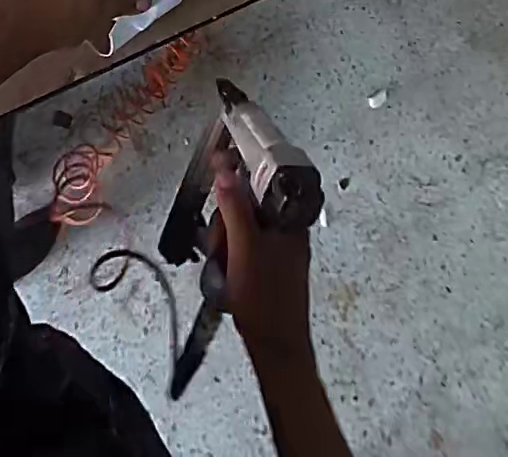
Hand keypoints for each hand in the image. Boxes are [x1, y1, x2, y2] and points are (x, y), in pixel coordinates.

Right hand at [212, 149, 314, 364]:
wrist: (276, 347)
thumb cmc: (264, 296)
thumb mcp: (244, 247)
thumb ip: (234, 207)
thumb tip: (225, 169)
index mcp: (289, 215)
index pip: (264, 177)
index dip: (240, 171)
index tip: (218, 160)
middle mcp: (286, 224)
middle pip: (247, 203)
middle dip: (227, 221)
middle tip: (221, 245)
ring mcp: (278, 244)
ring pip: (242, 225)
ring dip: (226, 241)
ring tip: (223, 266)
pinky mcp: (269, 262)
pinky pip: (244, 244)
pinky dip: (231, 253)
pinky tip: (226, 273)